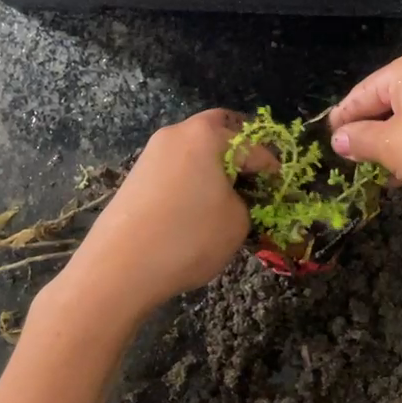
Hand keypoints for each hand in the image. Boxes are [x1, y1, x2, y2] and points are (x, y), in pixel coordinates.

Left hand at [60, 109, 263, 318]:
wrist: (118, 269)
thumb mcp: (237, 222)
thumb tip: (237, 199)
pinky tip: (196, 213)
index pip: (254, 146)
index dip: (273, 171)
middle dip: (240, 156)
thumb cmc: (188, 237)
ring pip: (195, 152)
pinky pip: (176, 170)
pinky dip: (192, 183)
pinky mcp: (136, 176)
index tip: (283, 192)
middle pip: (220, 134)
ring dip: (214, 170)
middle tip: (253, 186)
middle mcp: (177, 133)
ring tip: (225, 204)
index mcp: (207, 134)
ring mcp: (152, 153)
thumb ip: (246, 202)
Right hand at [326, 49, 401, 216]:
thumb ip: (361, 140)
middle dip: (373, 131)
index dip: (343, 118)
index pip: (363, 92)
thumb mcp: (393, 149)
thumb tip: (340, 138)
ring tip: (386, 172)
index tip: (329, 139)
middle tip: (356, 158)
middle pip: (391, 99)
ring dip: (398, 141)